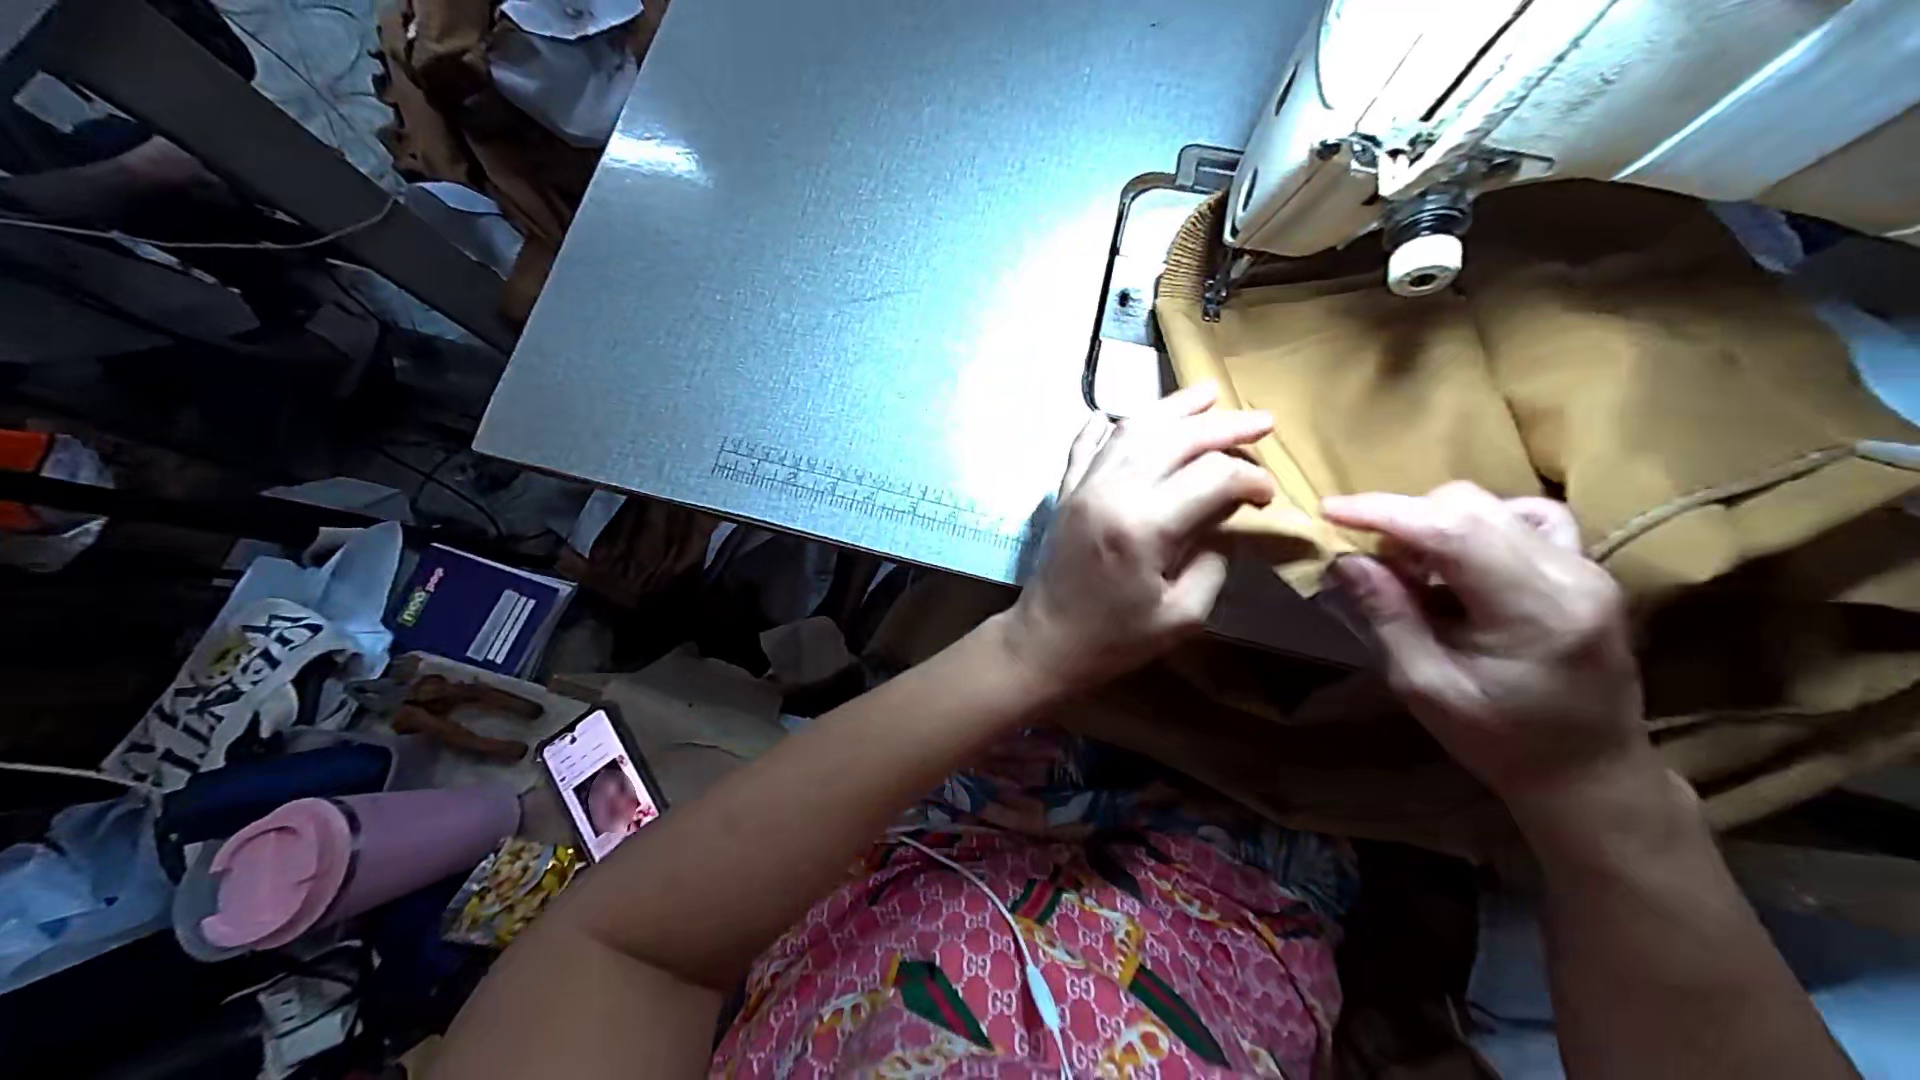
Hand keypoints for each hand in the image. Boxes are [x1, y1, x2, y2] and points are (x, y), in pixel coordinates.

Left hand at [1003, 384, 1276, 692]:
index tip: (1269, 494)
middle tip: (1262, 421)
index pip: (1211, 477)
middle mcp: (1111, 492)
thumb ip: (1213, 560)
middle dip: (1223, 426)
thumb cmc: (1115, 639)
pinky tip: (1123, 414)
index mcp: (1143, 526)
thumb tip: (1225, 517)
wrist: (1045, 642)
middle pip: (1175, 438)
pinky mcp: (1065, 490)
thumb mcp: (1183, 615)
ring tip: (1208, 395)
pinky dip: (1109, 424)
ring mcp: (1082, 486)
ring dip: (1173, 409)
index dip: (1250, 479)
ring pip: (1132, 429)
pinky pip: (1086, 443)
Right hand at [1321, 482, 1648, 802]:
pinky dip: (1476, 526)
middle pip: (1471, 507)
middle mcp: (1570, 574)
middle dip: (1403, 519)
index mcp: (1534, 610)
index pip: (1453, 531)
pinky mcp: (1582, 568)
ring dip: (1436, 523)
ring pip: (1493, 506)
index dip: (1384, 512)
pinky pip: (1524, 519)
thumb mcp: (1425, 686)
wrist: (1586, 770)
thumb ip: (1388, 616)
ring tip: (1414, 567)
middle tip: (1372, 562)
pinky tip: (1457, 559)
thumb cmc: (1499, 740)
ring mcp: (1585, 566)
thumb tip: (1346, 560)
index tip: (1328, 511)